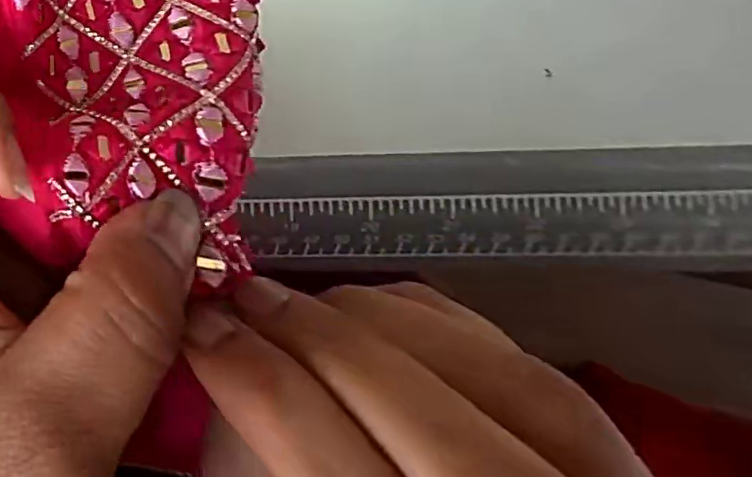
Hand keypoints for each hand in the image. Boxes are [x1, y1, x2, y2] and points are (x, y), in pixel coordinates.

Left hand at [0, 67, 203, 475]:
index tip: (27, 175)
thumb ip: (116, 312)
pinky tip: (168, 247)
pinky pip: (80, 226)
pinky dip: (125, 228)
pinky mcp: (32, 284)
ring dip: (109, 184)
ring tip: (169, 199)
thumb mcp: (38, 416)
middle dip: (66, 137)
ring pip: (47, 177)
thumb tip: (177, 208)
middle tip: (140, 158)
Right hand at [184, 278, 653, 476]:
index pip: (338, 472)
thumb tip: (218, 354)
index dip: (255, 379)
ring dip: (381, 319)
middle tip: (244, 293)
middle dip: (313, 335)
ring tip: (307, 301)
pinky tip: (388, 311)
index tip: (201, 322)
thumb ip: (266, 458)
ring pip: (506, 391)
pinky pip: (551, 387)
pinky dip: (453, 327)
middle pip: (429, 427)